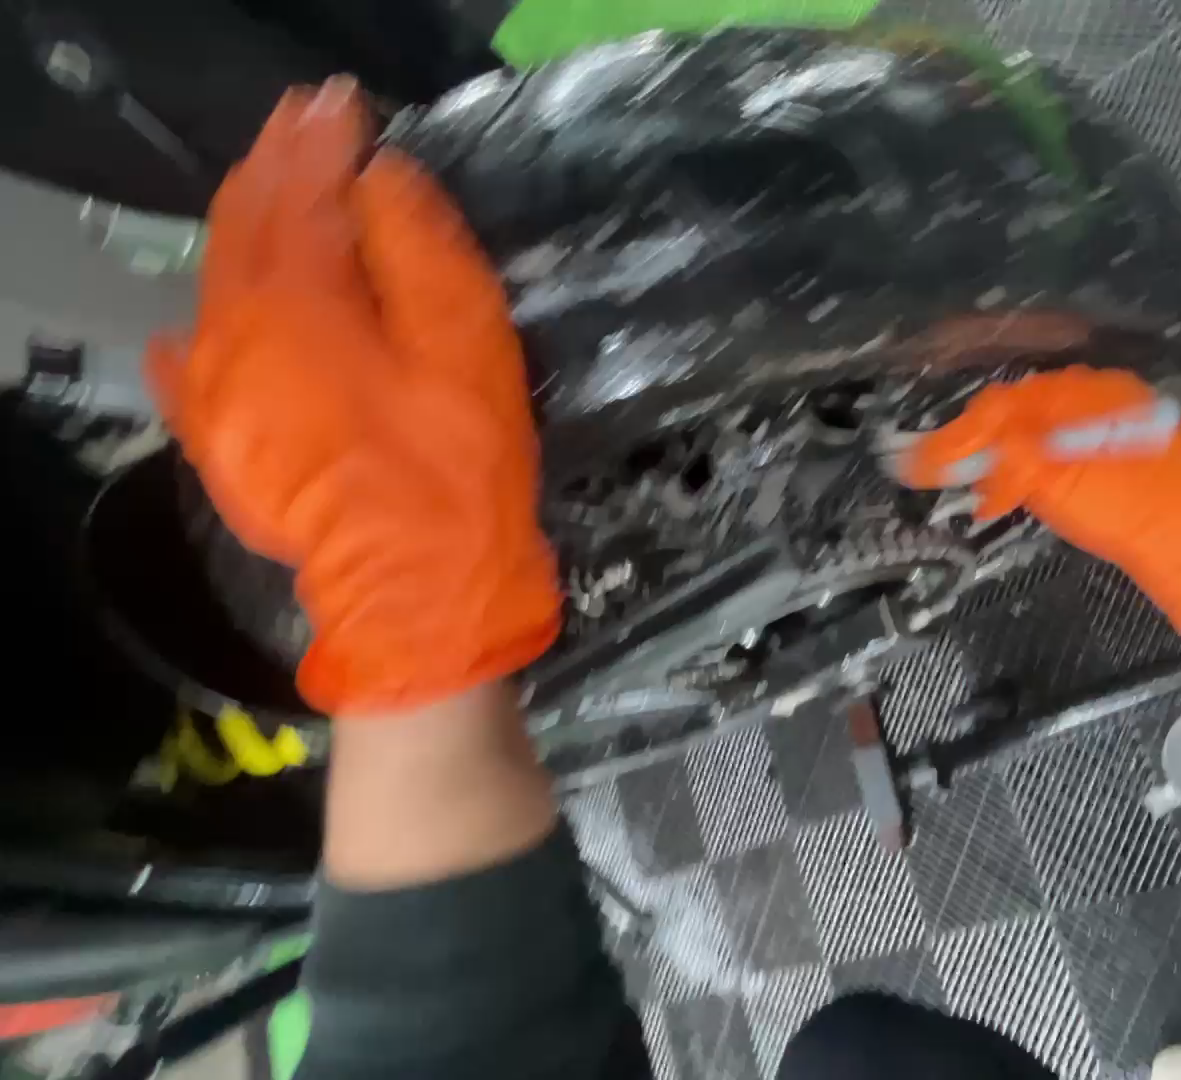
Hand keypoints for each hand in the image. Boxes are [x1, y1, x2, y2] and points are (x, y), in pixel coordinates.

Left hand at [148, 78, 560, 714]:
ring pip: (217, 282)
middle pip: (242, 228)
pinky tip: (233, 303)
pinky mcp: (224, 439)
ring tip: (284, 194)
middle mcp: (229, 337)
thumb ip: (426, 261)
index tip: (346, 102)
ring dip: (252, 227)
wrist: (422, 591)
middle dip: (276, 168)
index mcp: (296, 310)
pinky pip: (200, 346)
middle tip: (310, 124)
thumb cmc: (460, 473)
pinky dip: (225, 303)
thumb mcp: (470, 357)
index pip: (298, 196)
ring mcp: (213, 392)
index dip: (323, 143)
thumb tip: (388, 182)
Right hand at [902, 367, 1180, 644]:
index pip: (1004, 407)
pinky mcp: (1120, 457)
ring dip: (1001, 462)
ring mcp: (1113, 428)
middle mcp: (1098, 400)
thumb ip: (1010, 460)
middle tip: (941, 475)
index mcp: (1084, 396)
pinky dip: (1031, 473)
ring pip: (1038, 435)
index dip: (958, 436)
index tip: (919, 461)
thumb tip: (965, 449)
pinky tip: (1017, 493)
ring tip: (977, 493)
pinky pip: (1061, 452)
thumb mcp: (1064, 484)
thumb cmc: (1132, 510)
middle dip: (976, 445)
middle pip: (1018, 415)